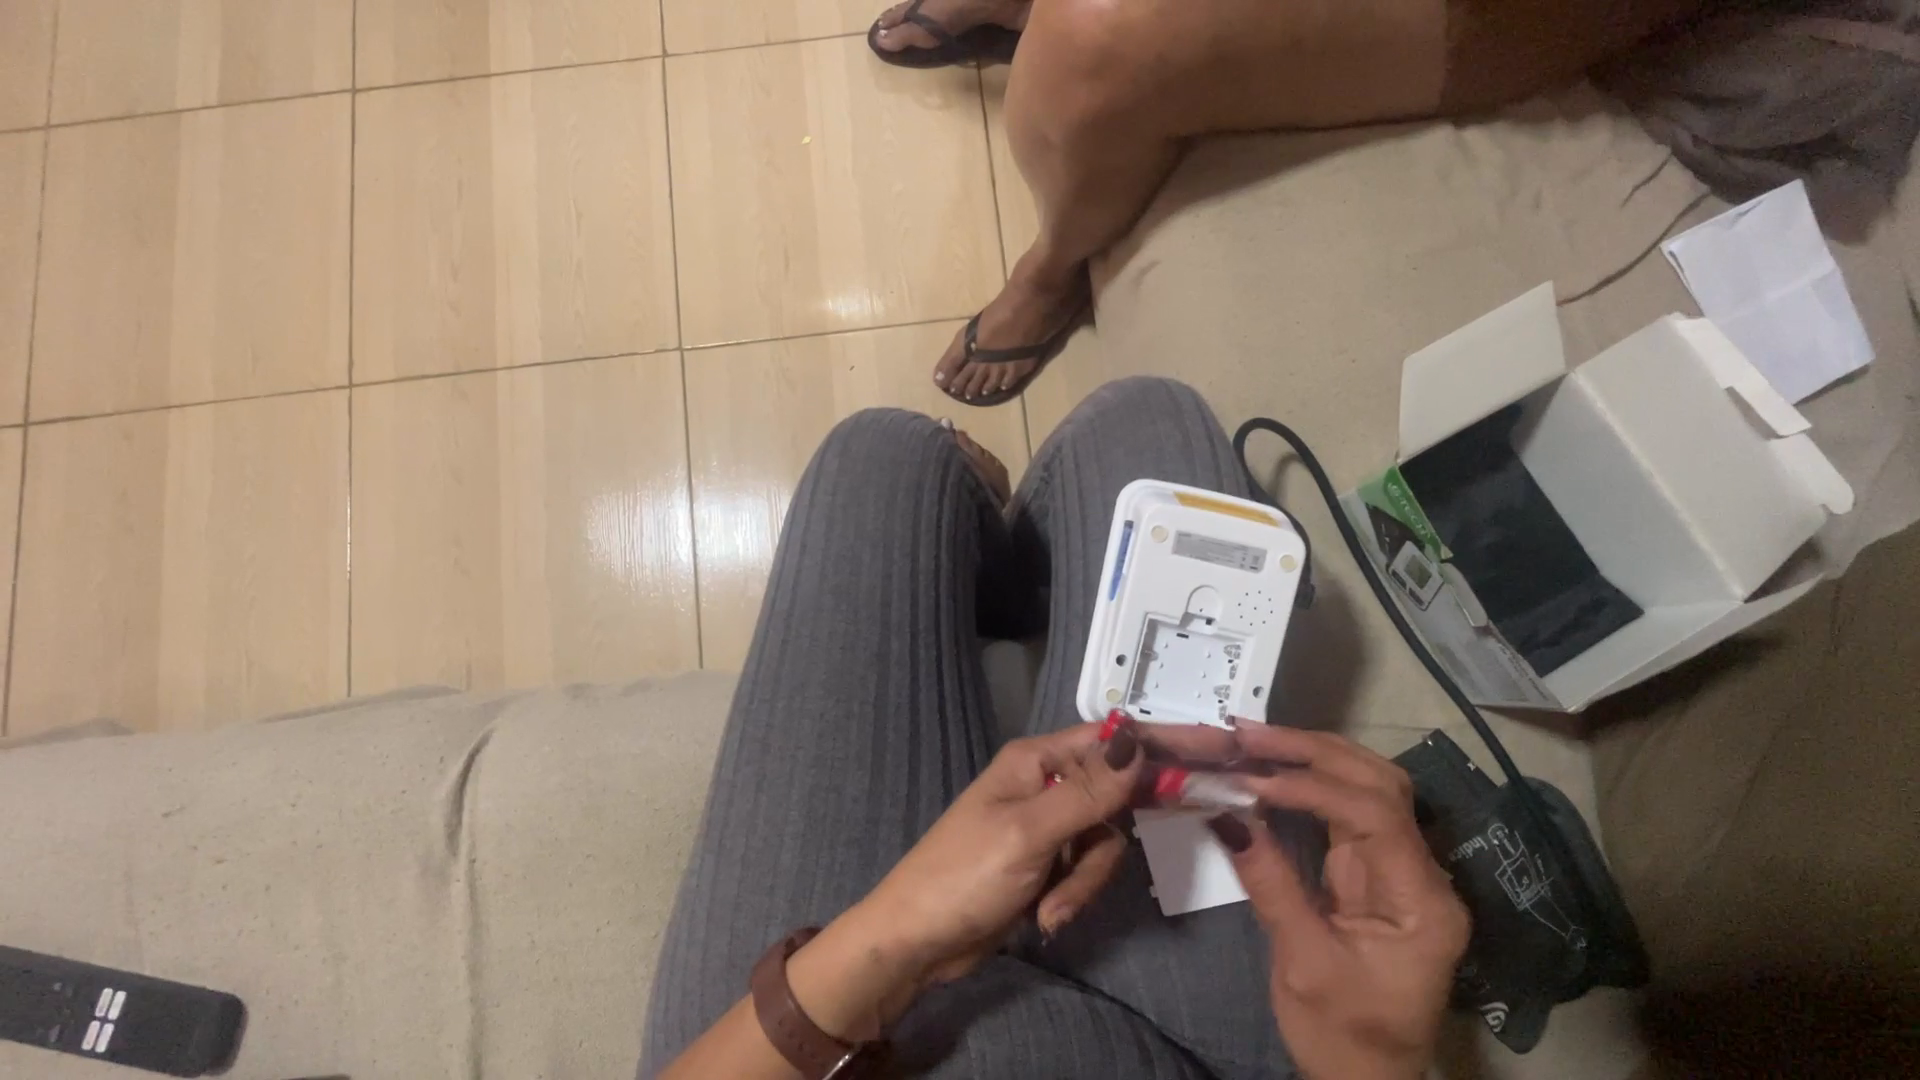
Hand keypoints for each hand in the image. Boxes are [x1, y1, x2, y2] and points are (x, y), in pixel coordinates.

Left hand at [860, 721, 1145, 984]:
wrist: (918, 941)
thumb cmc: (964, 875)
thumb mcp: (1029, 832)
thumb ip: (1088, 792)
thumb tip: (1137, 742)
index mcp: (1035, 760)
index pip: (1110, 739)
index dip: (1159, 744)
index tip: (1218, 752)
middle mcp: (1045, 783)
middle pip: (1114, 793)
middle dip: (1116, 833)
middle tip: (1157, 835)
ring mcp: (1048, 826)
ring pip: (1105, 840)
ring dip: (1086, 879)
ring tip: (1053, 907)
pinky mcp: (1048, 863)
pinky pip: (1087, 870)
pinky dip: (1074, 894)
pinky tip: (1045, 916)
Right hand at [1160, 722, 1468, 1079]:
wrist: (1366, 1079)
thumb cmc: (1344, 1036)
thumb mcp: (1303, 964)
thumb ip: (1270, 883)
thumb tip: (1227, 815)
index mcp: (1422, 902)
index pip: (1376, 815)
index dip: (1314, 787)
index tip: (1253, 780)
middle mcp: (1420, 873)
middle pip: (1379, 783)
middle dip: (1312, 751)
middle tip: (1247, 735)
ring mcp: (1397, 868)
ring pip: (1366, 785)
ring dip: (1311, 755)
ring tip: (1254, 740)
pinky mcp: (1370, 869)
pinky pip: (1344, 808)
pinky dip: (1307, 780)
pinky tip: (1271, 768)